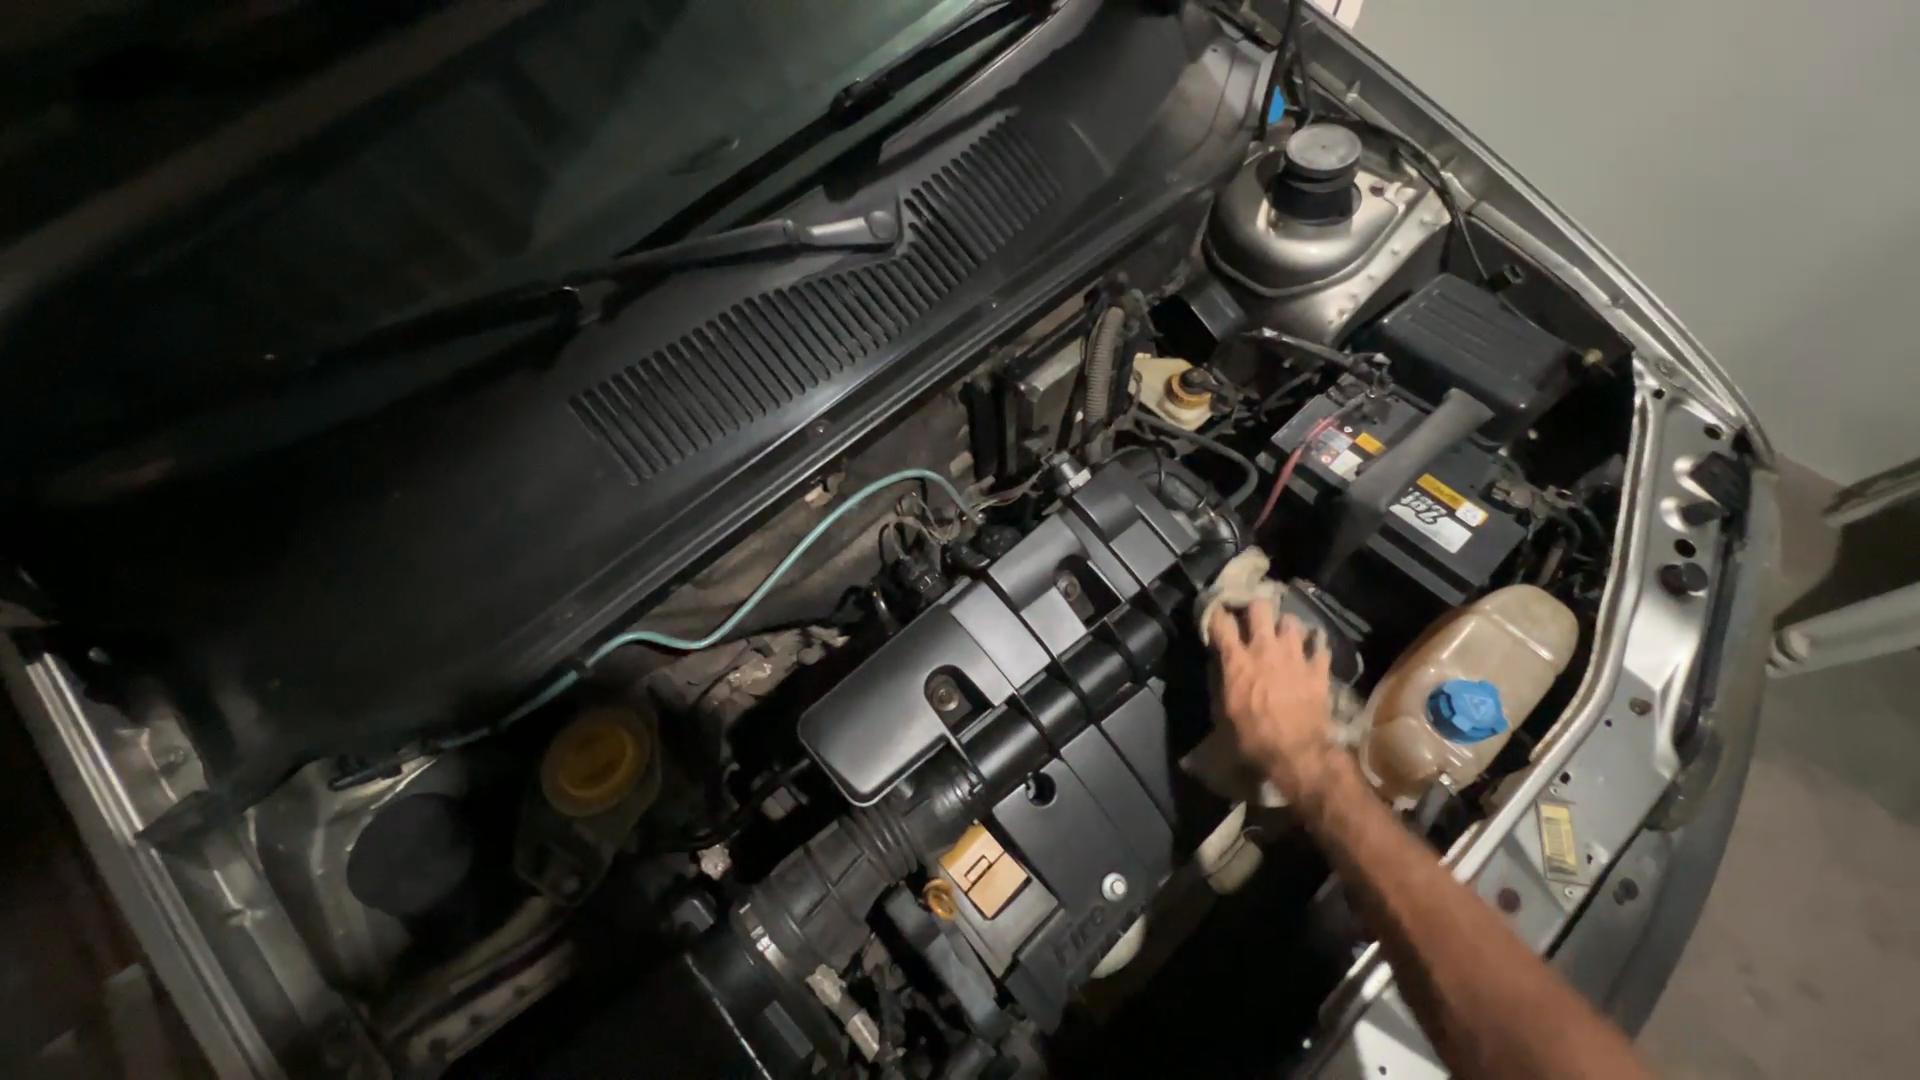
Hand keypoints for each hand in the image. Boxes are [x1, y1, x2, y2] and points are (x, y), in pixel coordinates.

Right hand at [1208, 601, 1339, 802]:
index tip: (1216, 612)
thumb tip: (1221, 665)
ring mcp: (1295, 656)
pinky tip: (1314, 647)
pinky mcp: (1318, 668)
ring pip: (1292, 621)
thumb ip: (1223, 681)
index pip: (1222, 622)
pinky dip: (1316, 644)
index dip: (1217, 613)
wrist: (1297, 752)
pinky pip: (1320, 645)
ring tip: (1284, 633)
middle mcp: (1266, 649)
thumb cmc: (1254, 735)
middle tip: (1254, 617)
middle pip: (1260, 608)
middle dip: (1255, 608)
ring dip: (1285, 626)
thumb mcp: (1226, 710)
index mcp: (1238, 660)